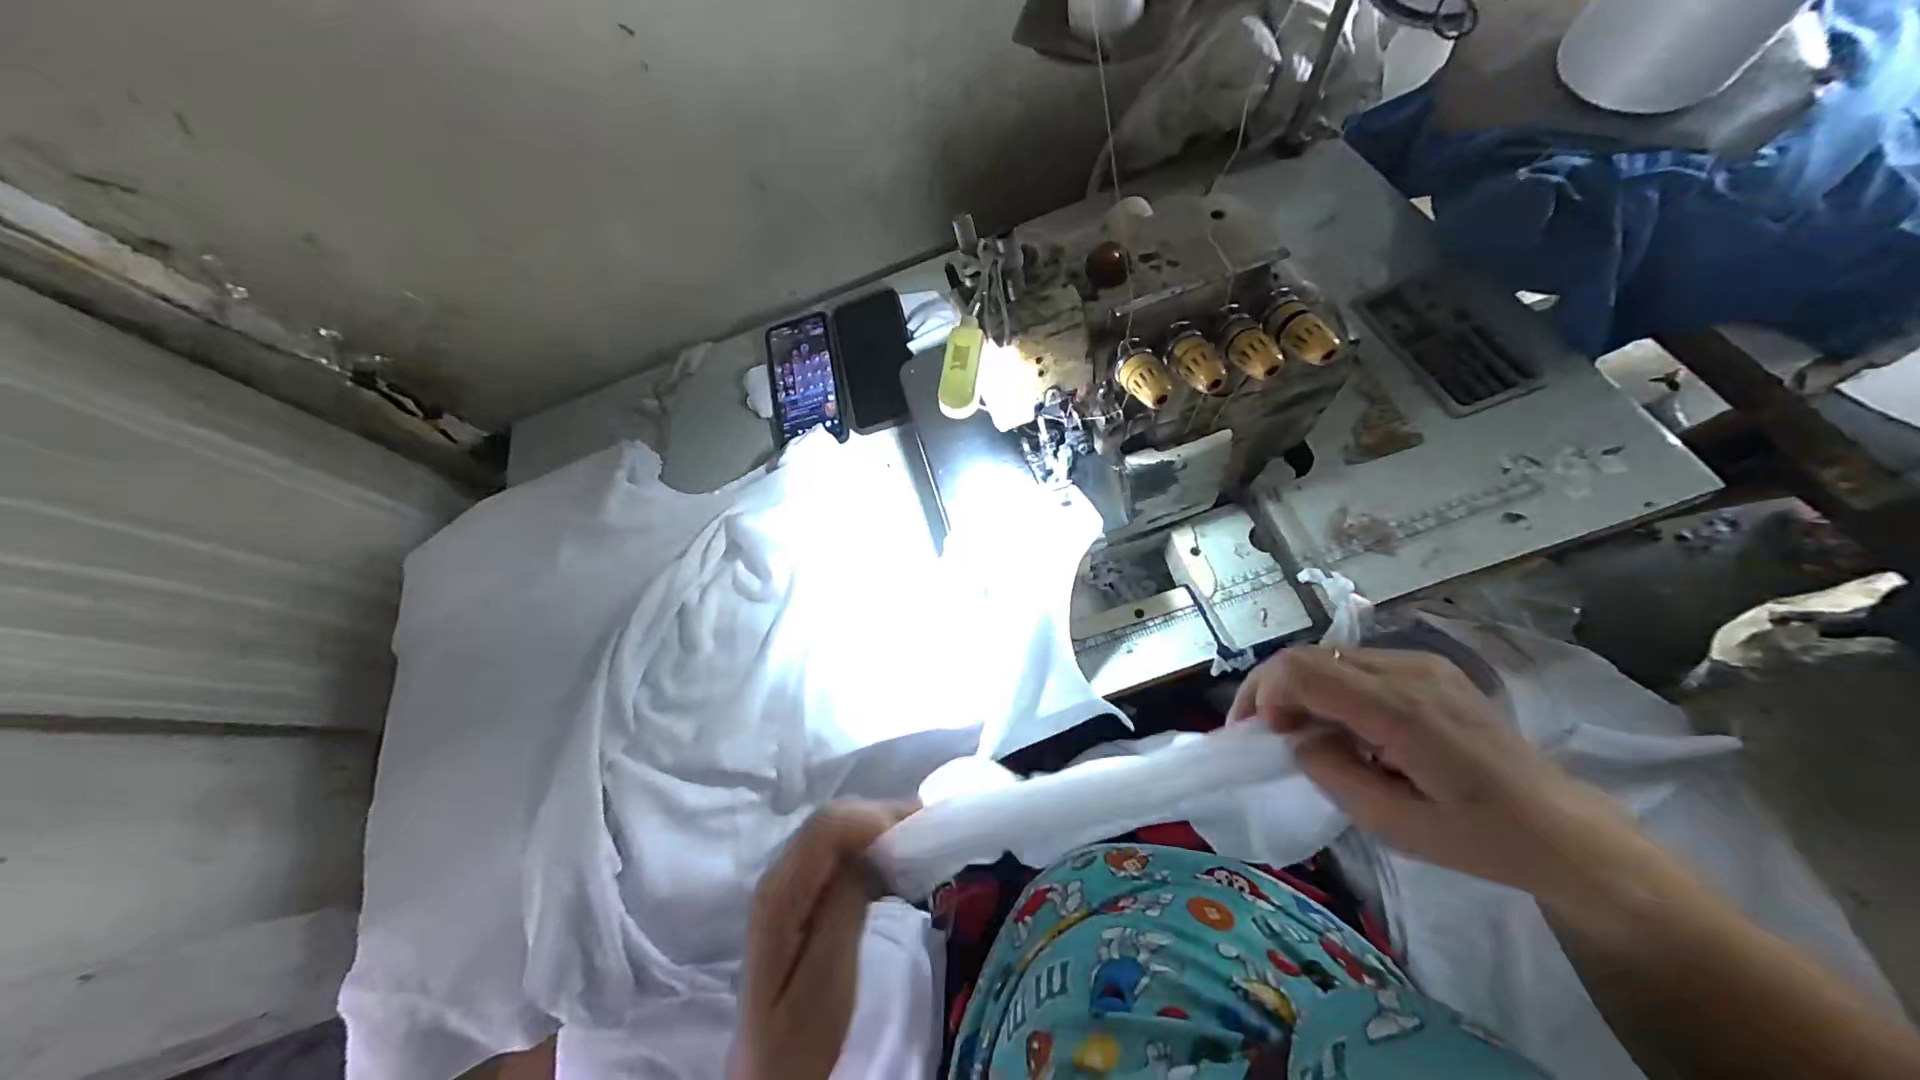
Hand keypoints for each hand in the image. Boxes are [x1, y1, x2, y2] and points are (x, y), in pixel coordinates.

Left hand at [733, 800, 916, 1079]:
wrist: (770, 1079)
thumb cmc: (800, 1044)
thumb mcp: (826, 986)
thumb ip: (844, 910)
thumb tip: (871, 853)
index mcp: (780, 894)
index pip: (827, 825)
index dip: (875, 819)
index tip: (921, 838)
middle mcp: (779, 877)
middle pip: (833, 820)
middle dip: (884, 818)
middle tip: (933, 837)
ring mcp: (788, 886)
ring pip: (838, 832)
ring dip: (881, 831)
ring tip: (923, 847)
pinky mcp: (802, 899)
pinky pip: (839, 854)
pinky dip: (873, 849)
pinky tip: (898, 866)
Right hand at [1228, 646, 1636, 895]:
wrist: (1563, 829)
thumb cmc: (1479, 838)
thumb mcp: (1393, 824)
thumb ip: (1331, 773)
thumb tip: (1295, 739)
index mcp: (1401, 711)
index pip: (1303, 671)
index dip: (1266, 695)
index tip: (1263, 736)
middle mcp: (1409, 672)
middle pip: (1308, 656)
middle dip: (1271, 689)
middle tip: (1263, 733)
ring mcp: (1422, 664)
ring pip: (1328, 656)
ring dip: (1298, 688)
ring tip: (1299, 731)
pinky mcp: (1429, 668)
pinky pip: (1355, 664)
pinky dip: (1328, 687)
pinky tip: (1339, 725)